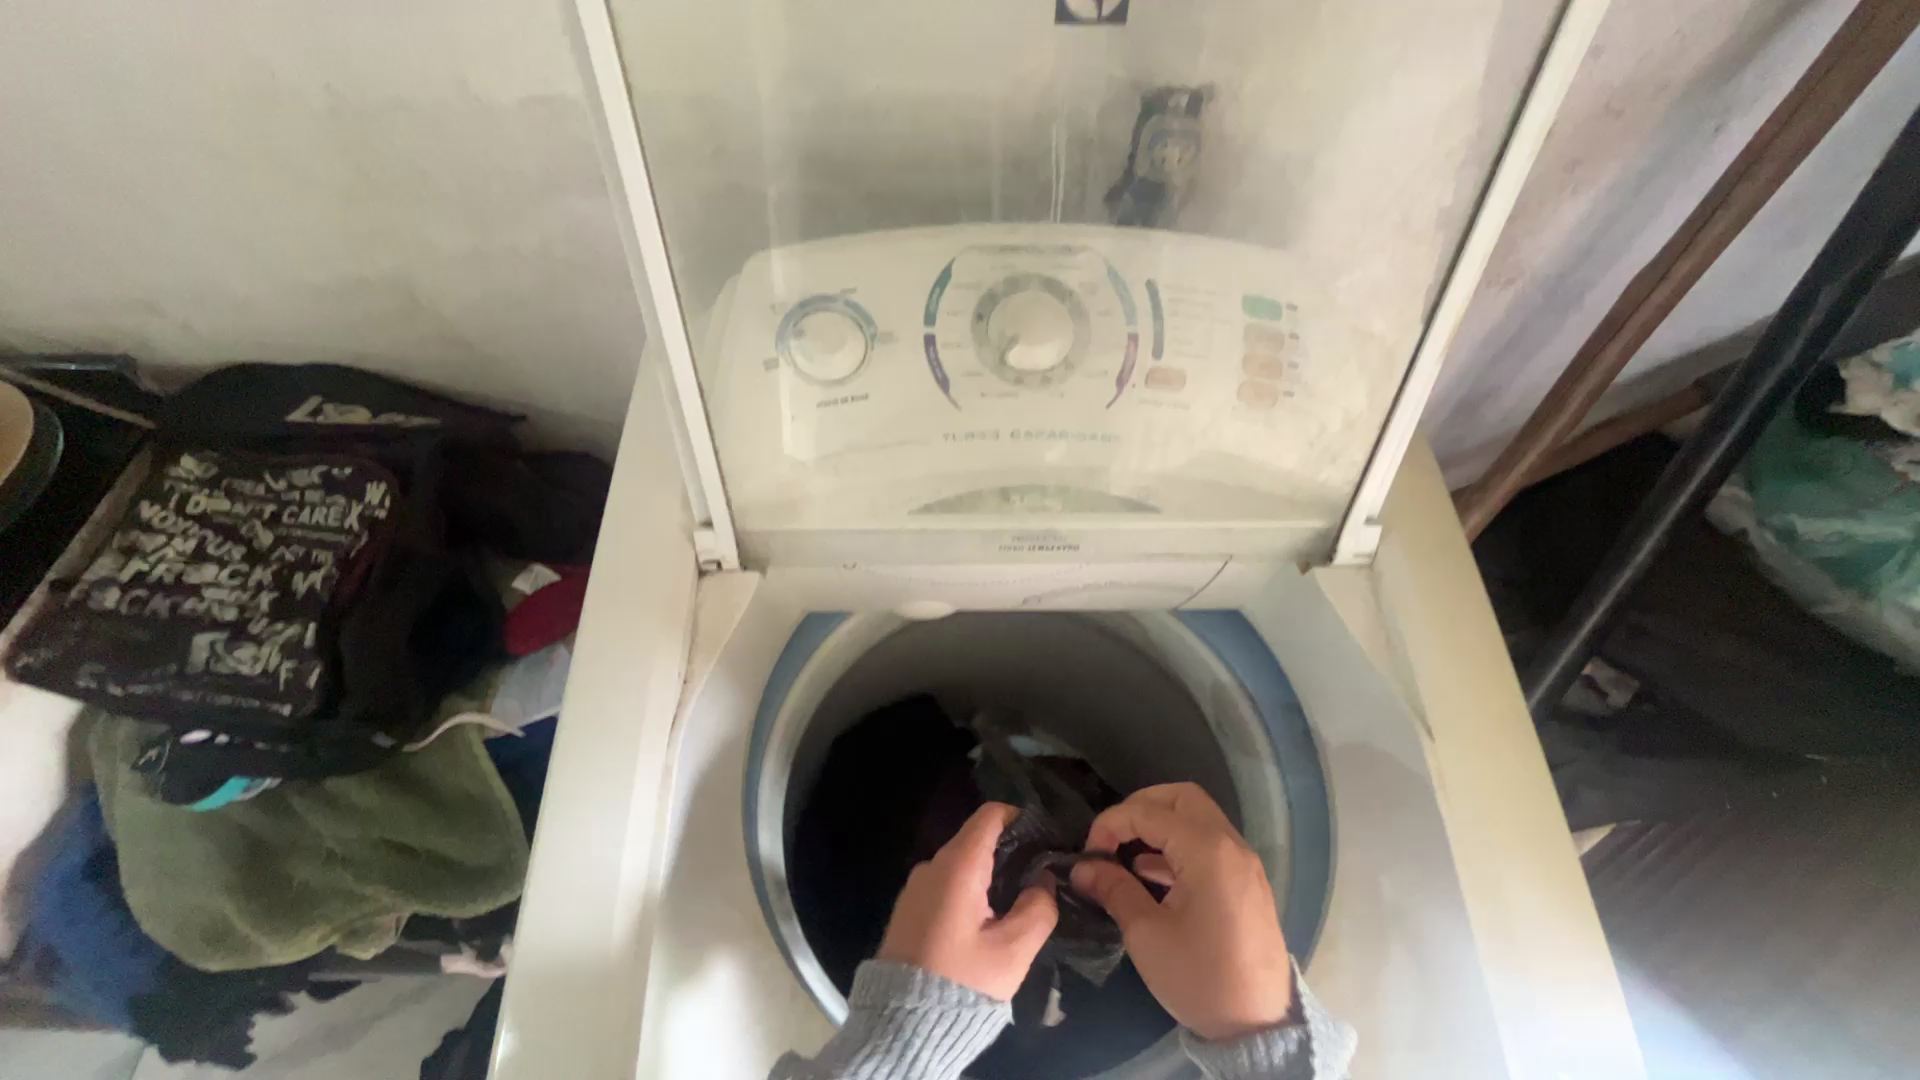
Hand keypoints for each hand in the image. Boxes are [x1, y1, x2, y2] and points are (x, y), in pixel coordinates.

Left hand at [878, 802, 1059, 1001]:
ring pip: (961, 864)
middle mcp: (932, 865)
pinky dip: (969, 891)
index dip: (1020, 819)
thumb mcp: (1013, 951)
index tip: (1044, 842)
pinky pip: (945, 885)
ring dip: (990, 876)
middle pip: (976, 839)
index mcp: (957, 866)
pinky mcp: (908, 909)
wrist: (901, 1026)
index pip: (990, 815)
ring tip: (1016, 905)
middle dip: (1009, 852)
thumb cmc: (962, 982)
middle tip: (1039, 880)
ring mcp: (916, 886)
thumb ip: (1038, 908)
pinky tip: (986, 923)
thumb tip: (1043, 880)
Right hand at [1070, 783, 1293, 1040]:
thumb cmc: (1201, 977)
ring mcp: (1242, 862)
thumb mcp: (1147, 934)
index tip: (1088, 854)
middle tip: (1112, 837)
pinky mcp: (1246, 882)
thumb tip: (1083, 868)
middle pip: (1180, 797)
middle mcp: (1230, 844)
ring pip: (1197, 817)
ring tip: (1126, 856)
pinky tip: (1151, 874)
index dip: (1111, 824)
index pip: (1148, 812)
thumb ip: (1114, 889)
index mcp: (1207, 850)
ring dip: (1160, 825)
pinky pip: (1208, 842)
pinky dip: (1178, 845)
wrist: (1260, 1027)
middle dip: (1140, 808)